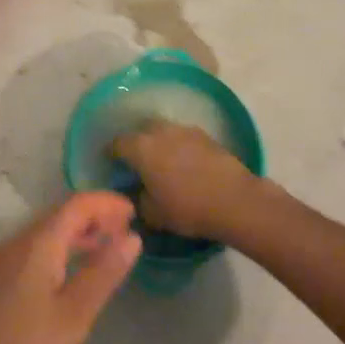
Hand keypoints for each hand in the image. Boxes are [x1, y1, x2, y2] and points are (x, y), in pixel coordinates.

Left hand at [0, 192, 141, 343]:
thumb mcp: (73, 316)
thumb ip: (103, 274)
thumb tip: (133, 237)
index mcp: (38, 243)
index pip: (77, 204)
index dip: (107, 202)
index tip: (133, 212)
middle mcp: (15, 242)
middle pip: (58, 214)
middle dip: (93, 217)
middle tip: (122, 233)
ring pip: (41, 233)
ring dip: (73, 234)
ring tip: (98, 252)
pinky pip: (27, 250)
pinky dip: (54, 250)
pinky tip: (59, 277)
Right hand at [111, 120, 261, 240]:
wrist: (233, 199)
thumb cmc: (187, 208)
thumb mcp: (153, 213)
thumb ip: (138, 200)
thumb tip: (136, 193)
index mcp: (141, 148)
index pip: (117, 143)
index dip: (111, 153)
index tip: (111, 163)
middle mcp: (161, 131)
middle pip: (141, 130)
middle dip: (136, 142)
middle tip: (136, 161)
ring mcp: (185, 130)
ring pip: (164, 130)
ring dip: (159, 142)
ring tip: (161, 161)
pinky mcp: (205, 135)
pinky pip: (183, 136)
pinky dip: (179, 146)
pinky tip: (184, 163)